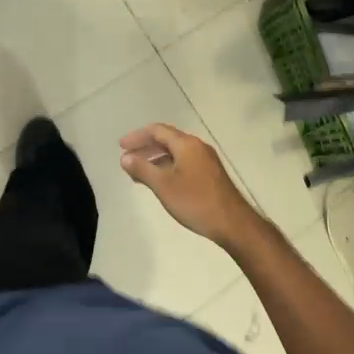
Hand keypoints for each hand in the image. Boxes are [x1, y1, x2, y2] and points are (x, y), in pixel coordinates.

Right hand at [120, 124, 261, 246]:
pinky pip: (184, 162)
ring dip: (156, 159)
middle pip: (167, 139)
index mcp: (186, 144)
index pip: (157, 130)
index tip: (121, 147)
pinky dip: (168, 167)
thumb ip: (143, 169)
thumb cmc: (195, 202)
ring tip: (140, 174)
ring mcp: (206, 160)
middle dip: (145, 148)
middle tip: (127, 160)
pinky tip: (161, 183)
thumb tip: (125, 157)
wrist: (233, 223)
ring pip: (176, 152)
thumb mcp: (164, 186)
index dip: (137, 136)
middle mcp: (197, 147)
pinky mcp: (210, 174)